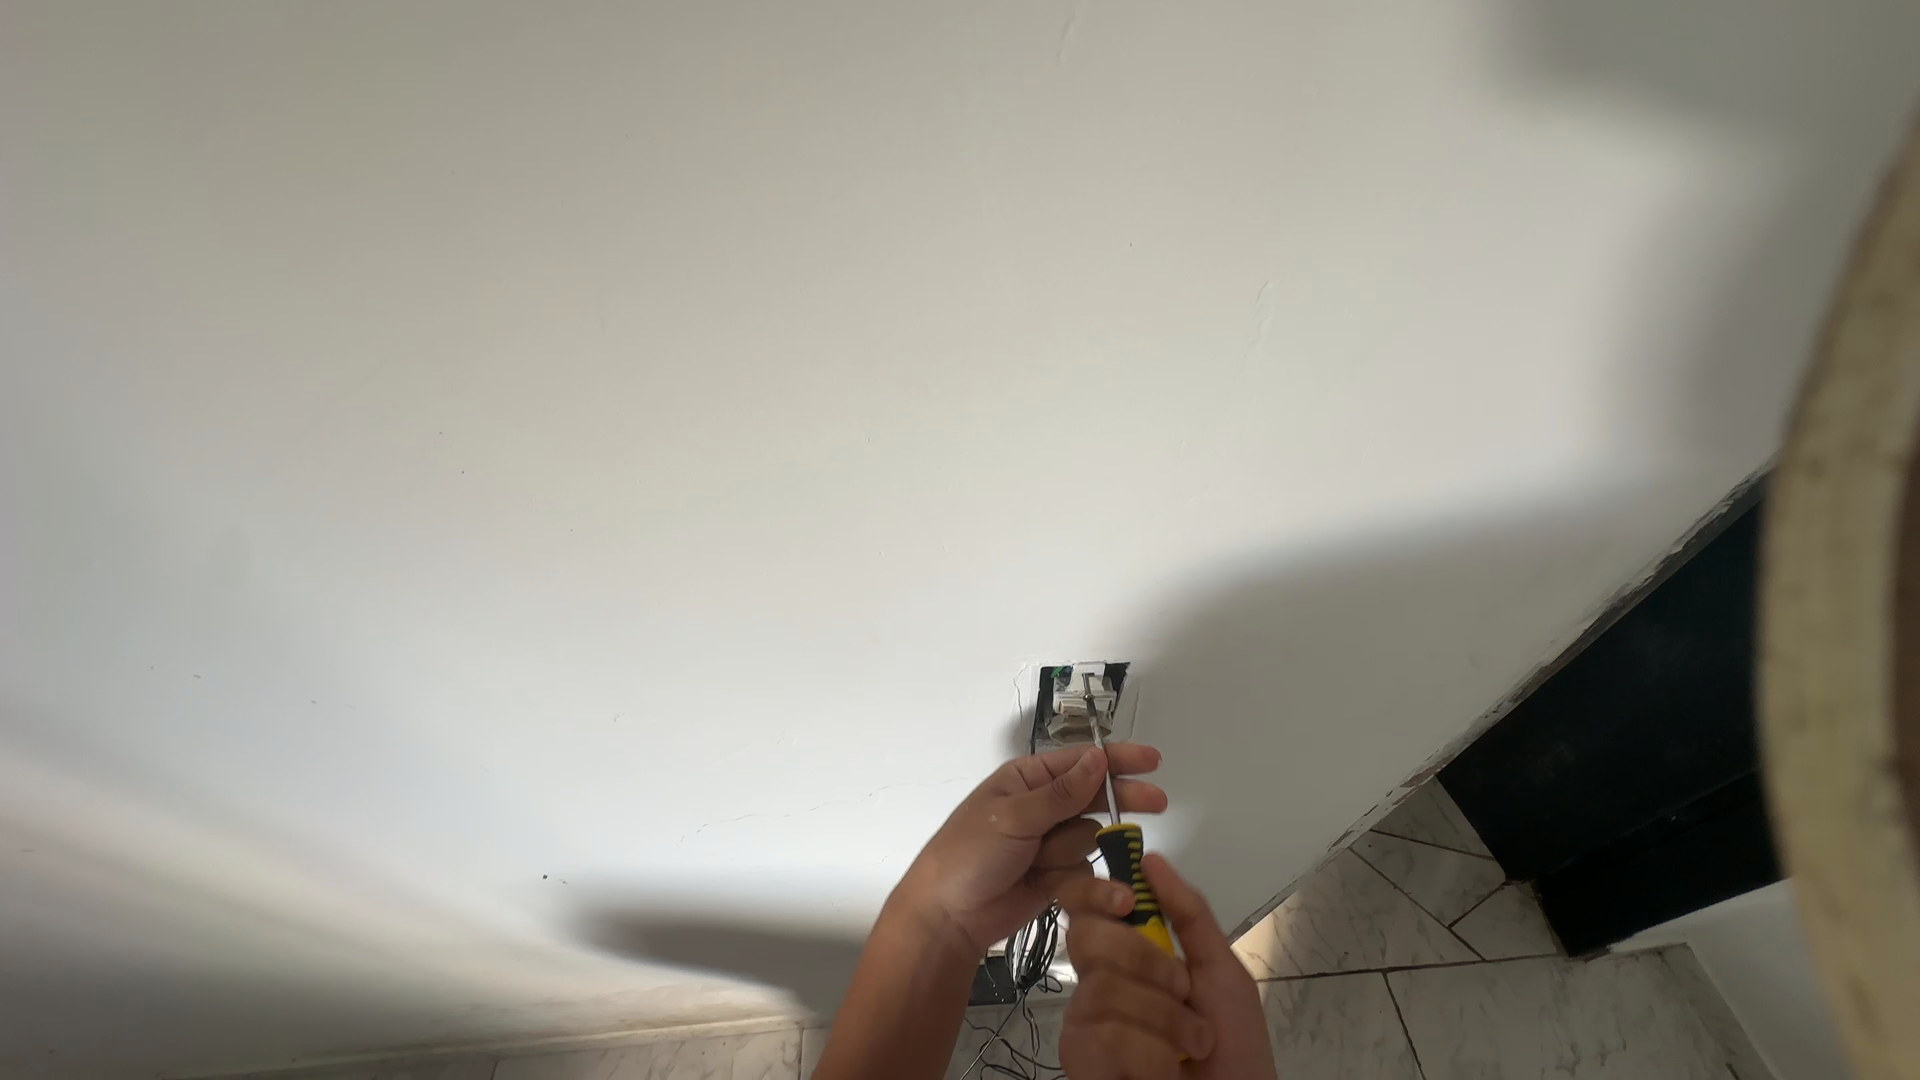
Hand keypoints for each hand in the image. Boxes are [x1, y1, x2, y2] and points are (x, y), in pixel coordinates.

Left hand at [892, 743, 1165, 953]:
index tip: (1153, 762)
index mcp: (1027, 779)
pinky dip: (1082, 886)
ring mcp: (1051, 842)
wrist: (949, 916)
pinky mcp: (1057, 877)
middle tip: (1158, 803)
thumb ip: (1061, 794)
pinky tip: (1068, 893)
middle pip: (1096, 797)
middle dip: (1122, 801)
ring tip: (1039, 867)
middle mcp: (1043, 806)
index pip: (1080, 762)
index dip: (1117, 759)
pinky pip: (1086, 874)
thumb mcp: (1014, 818)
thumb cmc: (971, 853)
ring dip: (1071, 854)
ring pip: (1090, 840)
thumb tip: (1098, 758)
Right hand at [1058, 855, 1275, 1079]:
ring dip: (1164, 1019)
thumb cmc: (1235, 1049)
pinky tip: (1164, 1073)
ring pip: (1101, 988)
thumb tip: (1149, 857)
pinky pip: (1100, 1037)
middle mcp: (1094, 979)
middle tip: (1183, 988)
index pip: (1079, 901)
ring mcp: (1083, 1021)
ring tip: (1191, 1046)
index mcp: (1123, 950)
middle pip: (1085, 936)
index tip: (1128, 900)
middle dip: (1145, 961)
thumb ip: (1189, 914)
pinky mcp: (1079, 1061)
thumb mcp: (1223, 973)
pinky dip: (1148, 1056)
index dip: (1092, 890)